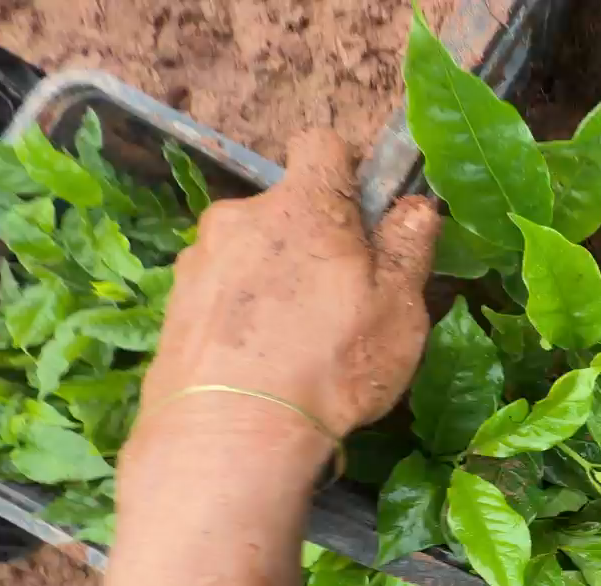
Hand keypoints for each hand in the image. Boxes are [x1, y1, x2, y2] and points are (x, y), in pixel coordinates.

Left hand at [126, 130, 439, 477]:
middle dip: (327, 240)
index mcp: (306, 210)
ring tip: (314, 336)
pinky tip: (277, 352)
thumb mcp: (400, 308)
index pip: (324, 146)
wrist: (237, 425)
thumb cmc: (337, 361)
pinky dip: (258, 304)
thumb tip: (419, 206)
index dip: (354, 170)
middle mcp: (244, 215)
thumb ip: (409, 250)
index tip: (375, 214)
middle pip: (295, 208)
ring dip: (290, 274)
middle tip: (357, 299)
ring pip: (263, 248)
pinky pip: (234, 283)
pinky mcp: (182, 295)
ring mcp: (204, 254)